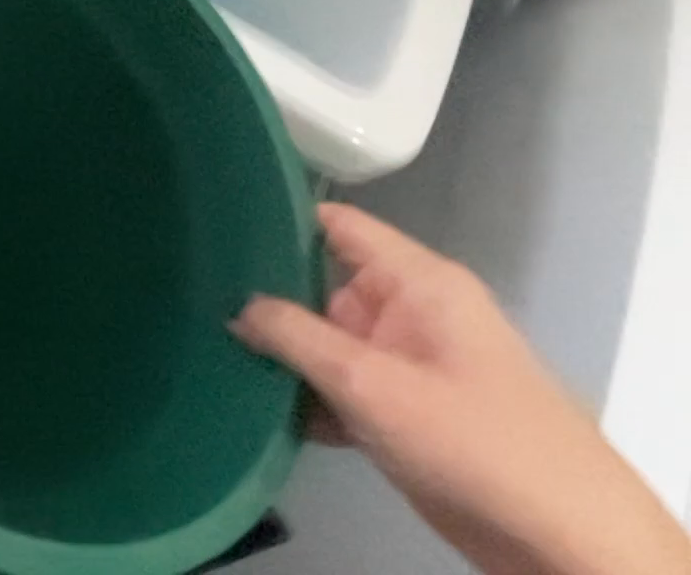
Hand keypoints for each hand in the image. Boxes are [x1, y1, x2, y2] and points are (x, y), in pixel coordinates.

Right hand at [232, 203, 690, 574]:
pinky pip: (331, 383)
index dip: (275, 217)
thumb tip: (234, 306)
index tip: (211, 224)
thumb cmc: (475, 441)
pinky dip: (296, 392)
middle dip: (259, 294)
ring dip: (273, 351)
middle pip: (315, 284)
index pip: (334, 224)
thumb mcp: (369, 382)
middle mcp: (406, 311)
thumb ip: (292, 335)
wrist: (569, 550)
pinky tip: (243, 396)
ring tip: (202, 341)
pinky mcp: (395, 408)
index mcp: (415, 283)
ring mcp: (401, 362)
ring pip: (317, 339)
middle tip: (189, 291)